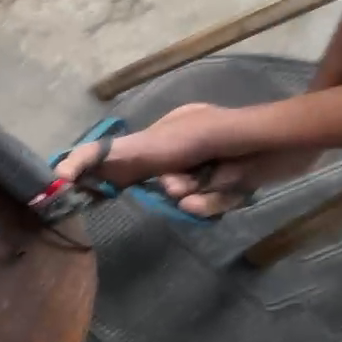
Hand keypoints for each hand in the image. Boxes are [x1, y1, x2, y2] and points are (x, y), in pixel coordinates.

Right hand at [53, 103, 314, 216]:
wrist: (283, 140)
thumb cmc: (210, 135)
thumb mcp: (146, 141)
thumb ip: (101, 154)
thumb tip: (58, 171)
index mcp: (155, 139)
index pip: (113, 158)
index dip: (94, 175)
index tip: (72, 193)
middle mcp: (175, 154)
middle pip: (147, 184)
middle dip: (162, 187)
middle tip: (176, 185)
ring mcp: (202, 171)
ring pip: (178, 199)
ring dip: (191, 196)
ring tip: (208, 184)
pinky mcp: (227, 187)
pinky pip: (206, 206)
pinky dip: (213, 202)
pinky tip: (226, 190)